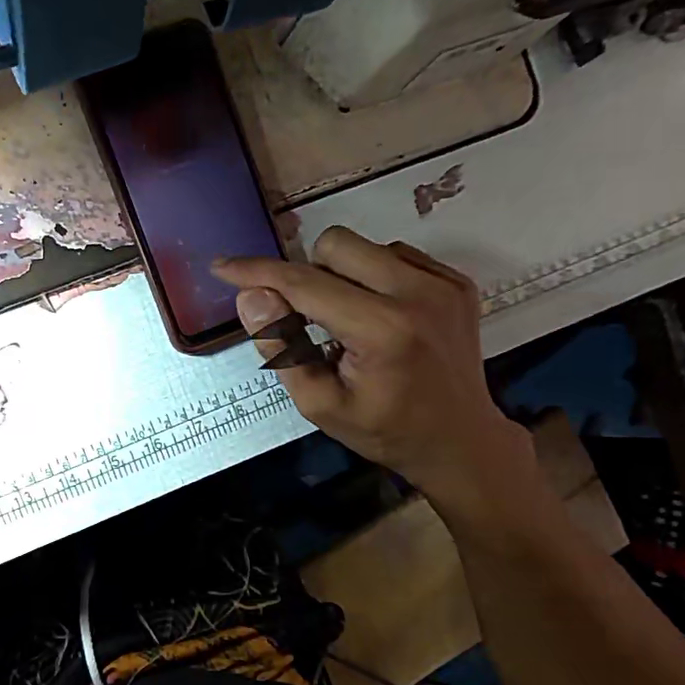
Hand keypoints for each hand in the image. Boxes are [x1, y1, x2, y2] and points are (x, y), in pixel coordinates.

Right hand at [212, 226, 529, 498]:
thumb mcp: (320, 405)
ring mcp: (443, 283)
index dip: (258, 273)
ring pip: (366, 246)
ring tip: (353, 324)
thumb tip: (252, 296)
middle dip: (309, 275)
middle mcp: (418, 293)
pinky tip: (384, 316)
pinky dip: (376, 278)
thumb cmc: (385, 431)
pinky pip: (397, 254)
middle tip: (312, 320)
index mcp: (383, 331)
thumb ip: (282, 349)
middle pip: (335, 244)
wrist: (459, 440)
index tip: (225, 267)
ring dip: (344, 276)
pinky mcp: (457, 280)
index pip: (305, 284)